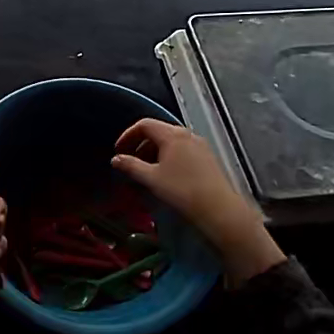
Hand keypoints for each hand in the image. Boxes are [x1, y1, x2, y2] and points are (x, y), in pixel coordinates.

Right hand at [112, 119, 283, 284]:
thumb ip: (131, 166)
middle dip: (140, 144)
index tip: (119, 150)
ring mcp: (200, 145)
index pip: (144, 124)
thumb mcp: (151, 178)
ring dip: (154, 152)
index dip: (128, 135)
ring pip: (171, 142)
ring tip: (146, 171)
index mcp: (172, 135)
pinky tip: (165, 175)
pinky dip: (168, 157)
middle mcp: (187, 134)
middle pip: (158, 131)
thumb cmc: (181, 190)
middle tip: (130, 161)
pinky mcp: (207, 157)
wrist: (218, 208)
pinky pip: (182, 150)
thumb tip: (116, 159)